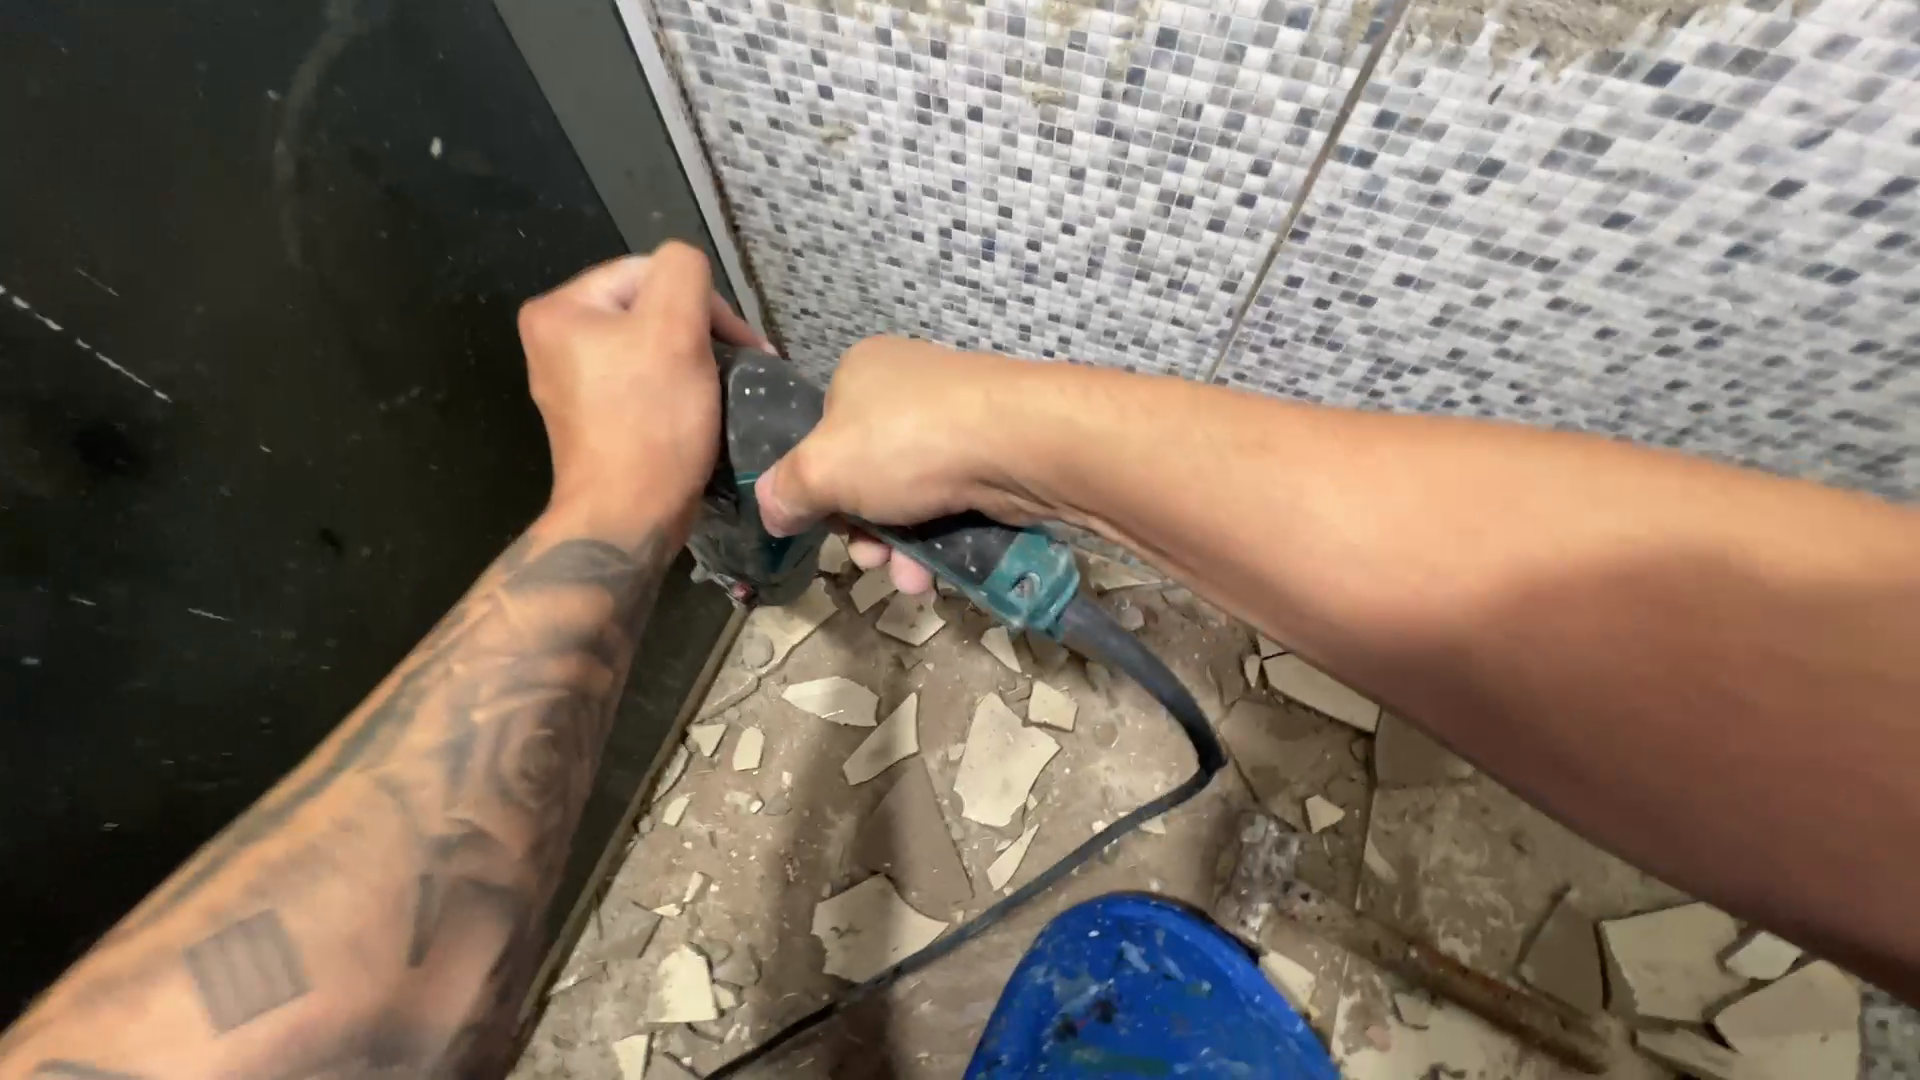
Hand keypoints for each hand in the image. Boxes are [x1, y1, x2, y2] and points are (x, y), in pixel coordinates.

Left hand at [518, 242, 767, 533]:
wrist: (628, 516)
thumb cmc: (652, 423)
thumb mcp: (676, 329)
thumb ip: (684, 273)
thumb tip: (690, 274)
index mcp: (562, 309)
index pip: (649, 273)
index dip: (705, 302)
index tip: (747, 345)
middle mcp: (555, 340)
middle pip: (649, 310)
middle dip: (700, 334)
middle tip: (745, 366)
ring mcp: (573, 383)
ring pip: (651, 349)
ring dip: (695, 363)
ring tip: (729, 388)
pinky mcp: (596, 419)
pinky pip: (644, 385)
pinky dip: (677, 391)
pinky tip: (702, 410)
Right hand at [755, 337, 1054, 594]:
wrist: (1017, 443)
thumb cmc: (906, 443)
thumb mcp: (823, 470)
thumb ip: (786, 491)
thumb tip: (769, 508)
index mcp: (861, 375)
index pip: (824, 437)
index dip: (821, 490)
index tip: (827, 527)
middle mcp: (908, 390)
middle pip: (867, 474)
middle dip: (865, 531)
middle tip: (870, 562)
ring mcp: (955, 421)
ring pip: (911, 497)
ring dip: (902, 548)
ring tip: (909, 581)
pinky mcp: (992, 454)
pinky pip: (951, 501)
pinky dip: (939, 538)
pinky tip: (936, 574)